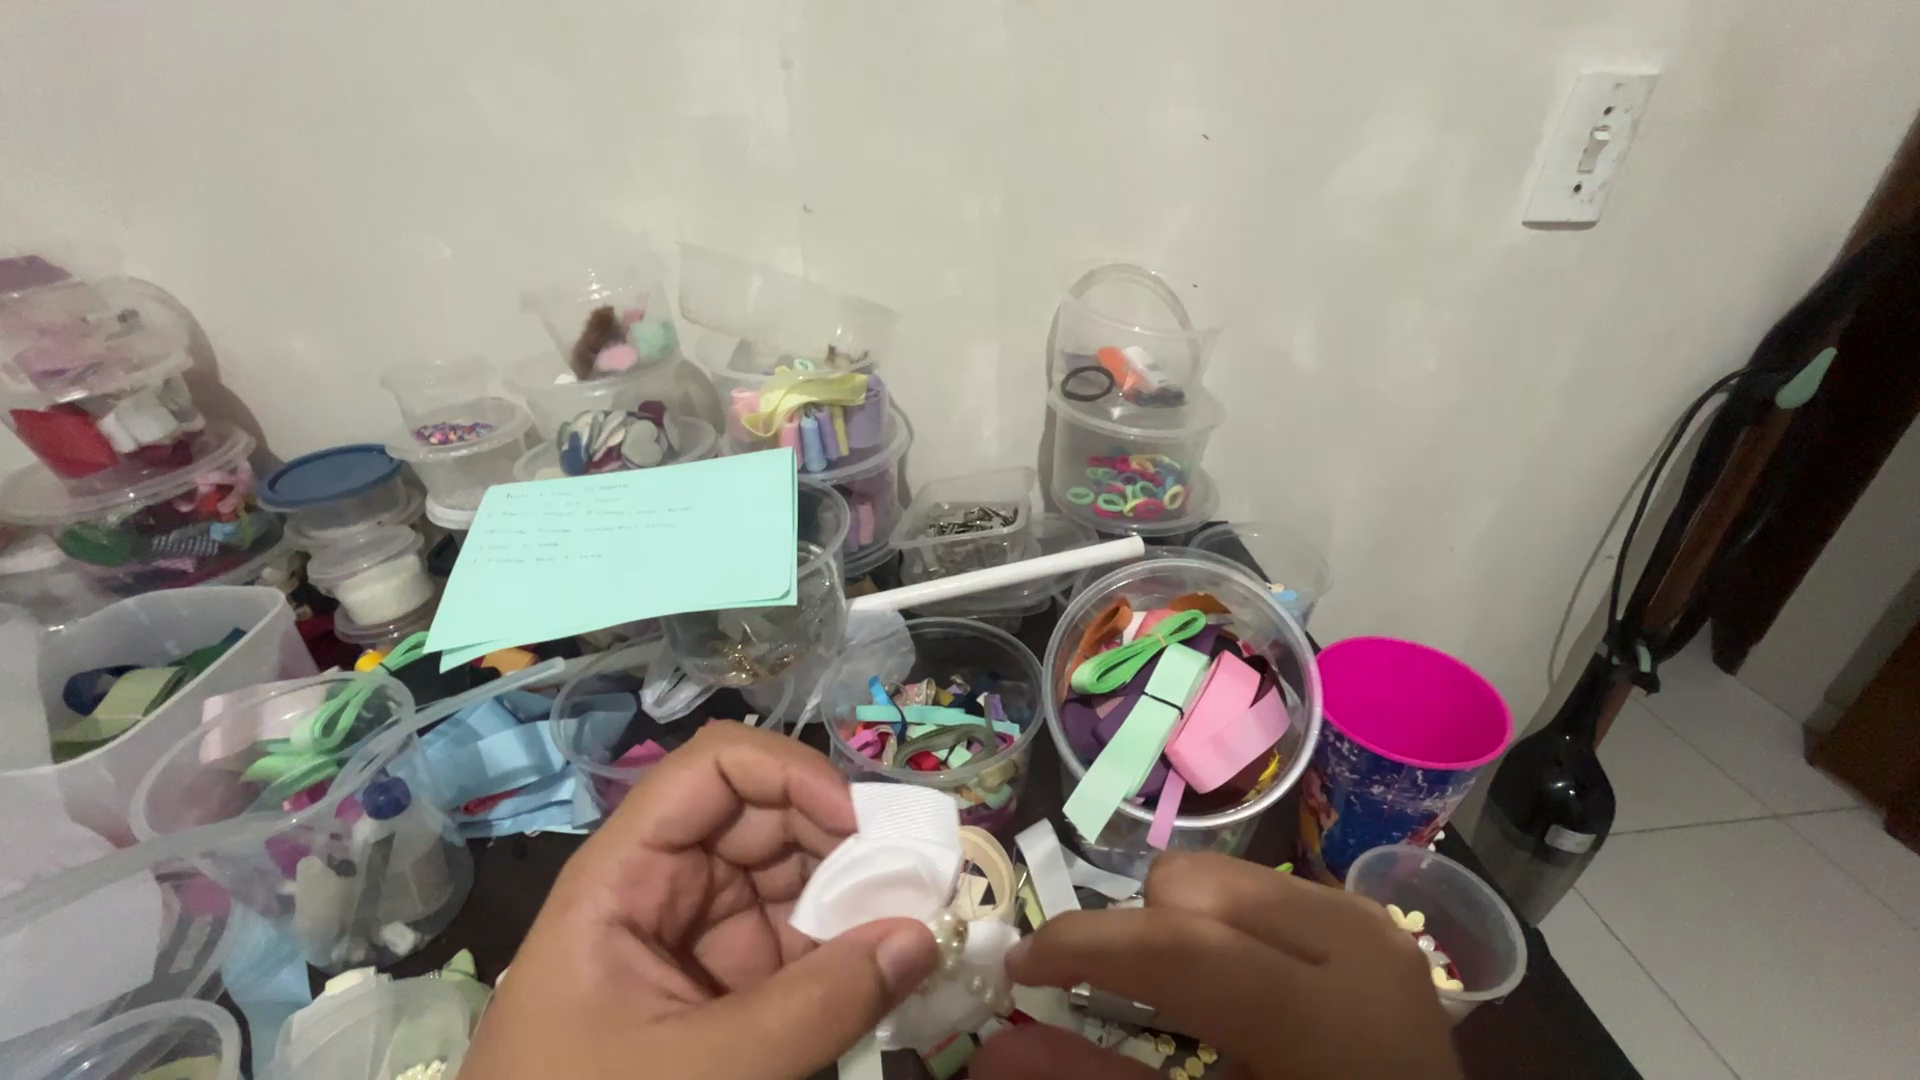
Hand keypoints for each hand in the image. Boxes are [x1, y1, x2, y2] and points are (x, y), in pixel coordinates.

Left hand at [461, 722, 938, 1079]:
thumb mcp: (696, 1073)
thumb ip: (815, 1008)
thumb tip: (923, 937)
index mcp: (629, 873)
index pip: (713, 767)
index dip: (789, 772)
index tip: (855, 824)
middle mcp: (669, 882)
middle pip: (765, 811)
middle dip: (839, 833)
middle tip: (908, 879)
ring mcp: (702, 930)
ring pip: (792, 868)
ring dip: (852, 886)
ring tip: (911, 919)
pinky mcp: (729, 978)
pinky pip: (799, 930)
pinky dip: (846, 939)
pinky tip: (886, 962)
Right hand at [972, 852, 1460, 1079]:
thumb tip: (1000, 1050)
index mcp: (1330, 1019)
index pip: (1183, 948)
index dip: (1086, 948)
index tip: (1020, 966)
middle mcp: (1352, 939)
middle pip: (1189, 884)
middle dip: (1139, 939)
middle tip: (1124, 1002)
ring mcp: (1361, 917)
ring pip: (1212, 871)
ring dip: (1174, 925)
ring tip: (1191, 998)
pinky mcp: (1360, 911)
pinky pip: (1248, 882)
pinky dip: (1216, 923)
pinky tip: (1239, 984)